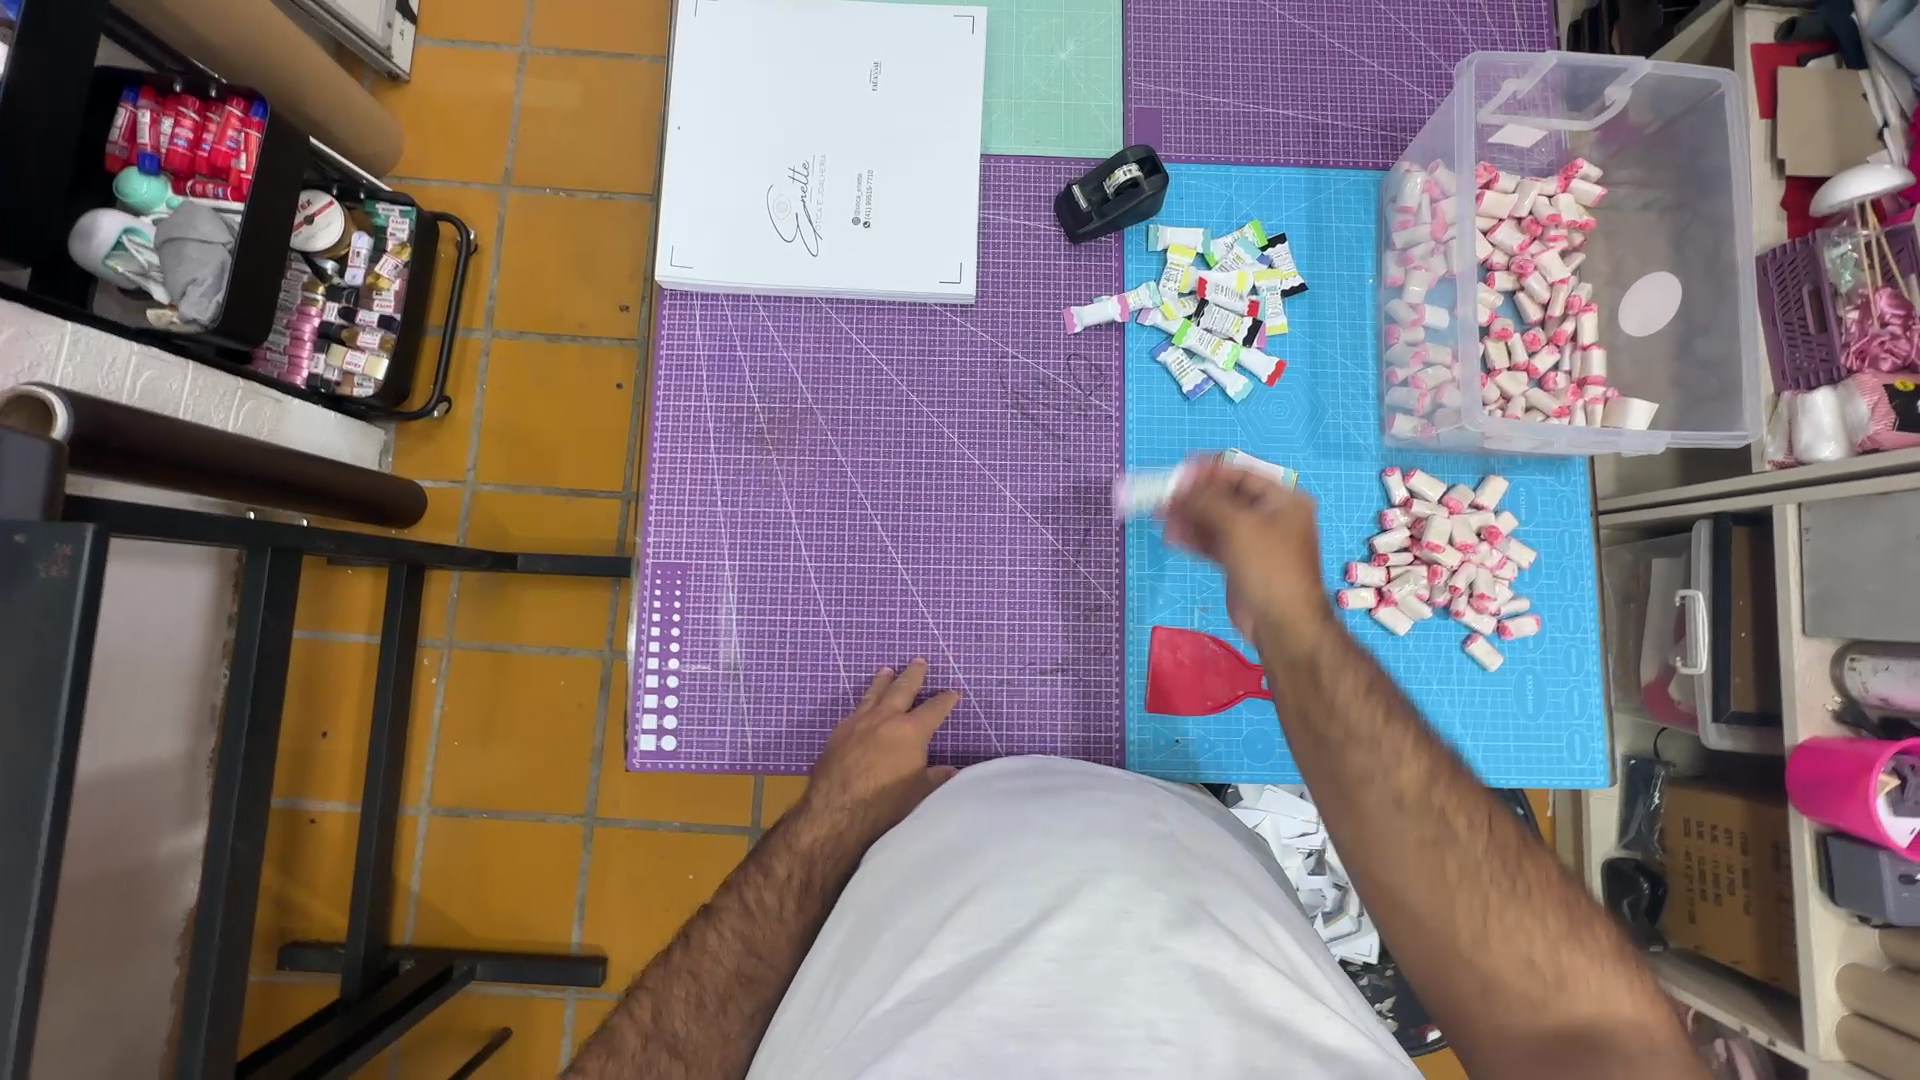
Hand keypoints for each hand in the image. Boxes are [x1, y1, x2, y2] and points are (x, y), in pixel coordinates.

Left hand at [799, 659, 959, 842]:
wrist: (836, 810)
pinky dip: (864, 704)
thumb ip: (935, 777)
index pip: (934, 708)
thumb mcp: (918, 793)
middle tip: (919, 661)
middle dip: (914, 675)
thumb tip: (950, 771)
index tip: (952, 693)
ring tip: (887, 670)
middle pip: (903, 689)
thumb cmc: (884, 804)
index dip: (945, 700)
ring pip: (874, 694)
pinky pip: (855, 710)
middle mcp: (886, 718)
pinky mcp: (839, 731)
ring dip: (883, 681)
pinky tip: (863, 706)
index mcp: (911, 731)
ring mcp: (860, 722)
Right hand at [1163, 458, 1332, 652]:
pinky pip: (1213, 542)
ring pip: (1215, 521)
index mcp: (1282, 499)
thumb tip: (1180, 486)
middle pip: (1224, 497)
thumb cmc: (1268, 566)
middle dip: (1193, 497)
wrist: (1281, 622)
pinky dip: (1193, 538)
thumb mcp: (1238, 525)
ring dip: (1188, 518)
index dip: (1208, 472)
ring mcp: (1253, 541)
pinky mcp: (1239, 562)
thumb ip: (1207, 500)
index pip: (1240, 474)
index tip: (1178, 475)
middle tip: (1163, 498)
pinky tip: (1171, 536)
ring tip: (1160, 517)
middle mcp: (1269, 516)